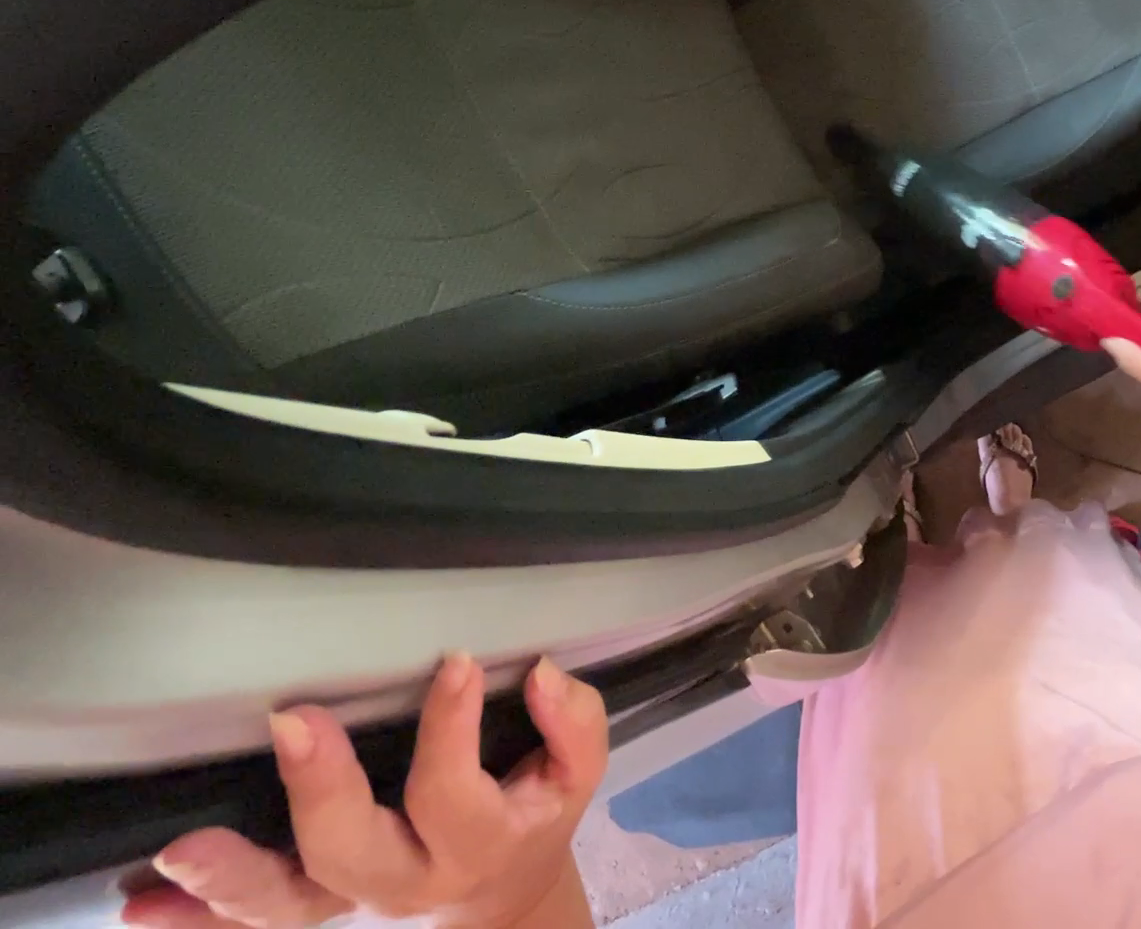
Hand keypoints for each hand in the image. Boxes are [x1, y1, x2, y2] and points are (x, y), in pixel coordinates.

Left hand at [122, 654, 607, 928]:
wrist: (504, 890)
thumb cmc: (539, 810)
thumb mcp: (578, 770)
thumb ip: (573, 721)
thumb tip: (540, 672)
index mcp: (479, 841)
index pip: (453, 788)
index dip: (452, 726)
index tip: (454, 661)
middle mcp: (409, 881)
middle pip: (351, 850)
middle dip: (320, 789)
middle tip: (295, 719)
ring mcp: (352, 902)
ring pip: (283, 905)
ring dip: (228, 880)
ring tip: (179, 848)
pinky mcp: (316, 907)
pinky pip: (252, 925)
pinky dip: (194, 919)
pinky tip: (138, 902)